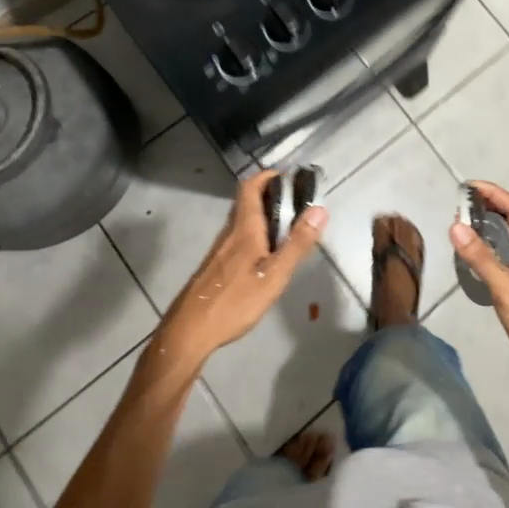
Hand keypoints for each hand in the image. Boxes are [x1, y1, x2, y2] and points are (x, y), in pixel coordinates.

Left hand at [157, 170, 325, 362]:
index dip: (268, 175)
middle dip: (271, 196)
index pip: (250, 186)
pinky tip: (266, 259)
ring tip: (288, 231)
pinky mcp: (216, 267)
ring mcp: (220, 250)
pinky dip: (255, 236)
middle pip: (247, 202)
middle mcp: (230, 233)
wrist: (189, 332)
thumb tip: (319, 209)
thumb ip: (297, 243)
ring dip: (264, 217)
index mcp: (244, 228)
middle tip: (297, 206)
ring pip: (243, 222)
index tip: (290, 178)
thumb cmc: (234, 302)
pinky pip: (238, 240)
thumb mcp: (274, 276)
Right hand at [450, 181, 508, 384]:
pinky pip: (507, 255)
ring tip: (465, 222)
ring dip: (490, 225)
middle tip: (462, 202)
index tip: (468, 186)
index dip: (493, 193)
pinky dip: (491, 246)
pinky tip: (476, 255)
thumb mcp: (504, 288)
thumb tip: (456, 226)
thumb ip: (480, 258)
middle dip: (490, 205)